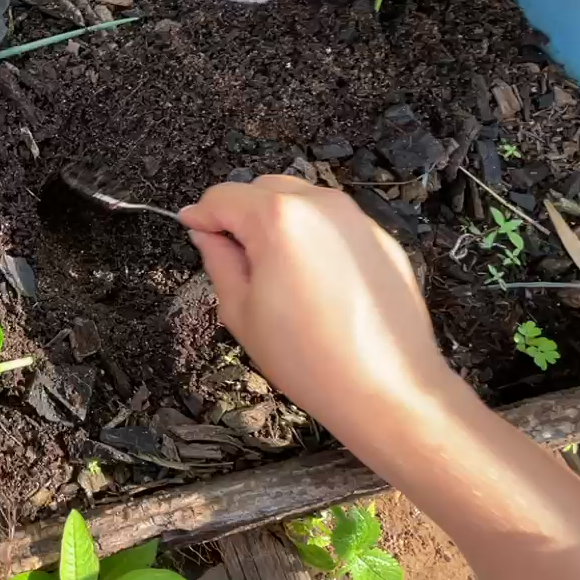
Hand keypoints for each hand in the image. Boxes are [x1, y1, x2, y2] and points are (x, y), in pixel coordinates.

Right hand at [179, 175, 472, 446]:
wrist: (388, 391)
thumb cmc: (309, 358)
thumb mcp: (239, 310)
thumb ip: (218, 260)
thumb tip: (206, 235)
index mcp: (278, 219)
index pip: (222, 197)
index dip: (201, 215)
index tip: (192, 229)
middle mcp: (320, 206)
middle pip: (260, 189)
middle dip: (239, 215)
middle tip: (234, 258)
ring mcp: (355, 219)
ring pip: (297, 199)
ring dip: (275, 221)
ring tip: (274, 271)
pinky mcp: (380, 237)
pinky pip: (330, 221)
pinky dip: (310, 235)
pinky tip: (311, 281)